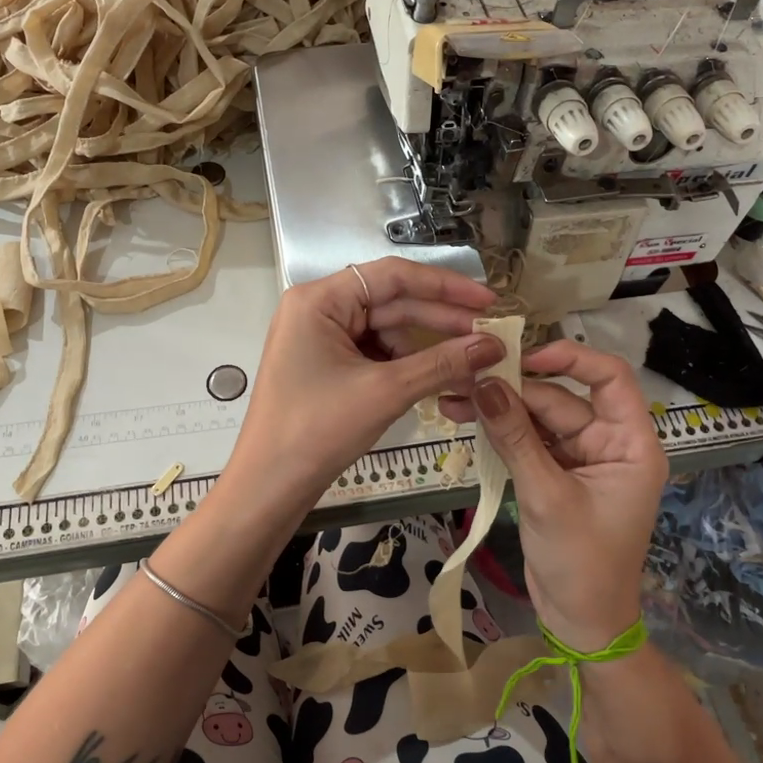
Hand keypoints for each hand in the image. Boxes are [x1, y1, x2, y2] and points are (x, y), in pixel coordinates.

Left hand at [224, 257, 504, 519]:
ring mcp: (321, 337)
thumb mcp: (385, 392)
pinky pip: (375, 353)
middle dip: (441, 322)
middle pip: (391, 302)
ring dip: (428, 348)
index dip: (445, 286)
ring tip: (473, 363)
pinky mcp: (327, 365)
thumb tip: (493, 346)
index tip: (488, 301)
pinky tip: (442, 377)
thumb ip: (442, 363)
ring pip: (387, 331)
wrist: (269, 486)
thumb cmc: (317, 429)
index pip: (392, 276)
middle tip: (491, 336)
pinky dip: (408, 365)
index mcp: (319, 300)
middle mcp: (318, 309)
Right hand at [442, 339, 666, 651]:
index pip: (609, 377)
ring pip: (537, 418)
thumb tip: (483, 383)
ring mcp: (579, 459)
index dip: (570, 358)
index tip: (524, 357)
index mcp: (630, 443)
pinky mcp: (554, 474)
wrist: (580, 623)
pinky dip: (500, 432)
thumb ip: (515, 437)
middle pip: (560, 398)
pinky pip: (527, 440)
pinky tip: (466, 420)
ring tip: (452, 400)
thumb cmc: (581, 562)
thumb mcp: (546, 496)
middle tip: (464, 380)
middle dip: (513, 390)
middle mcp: (608, 443)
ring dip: (498, 410)